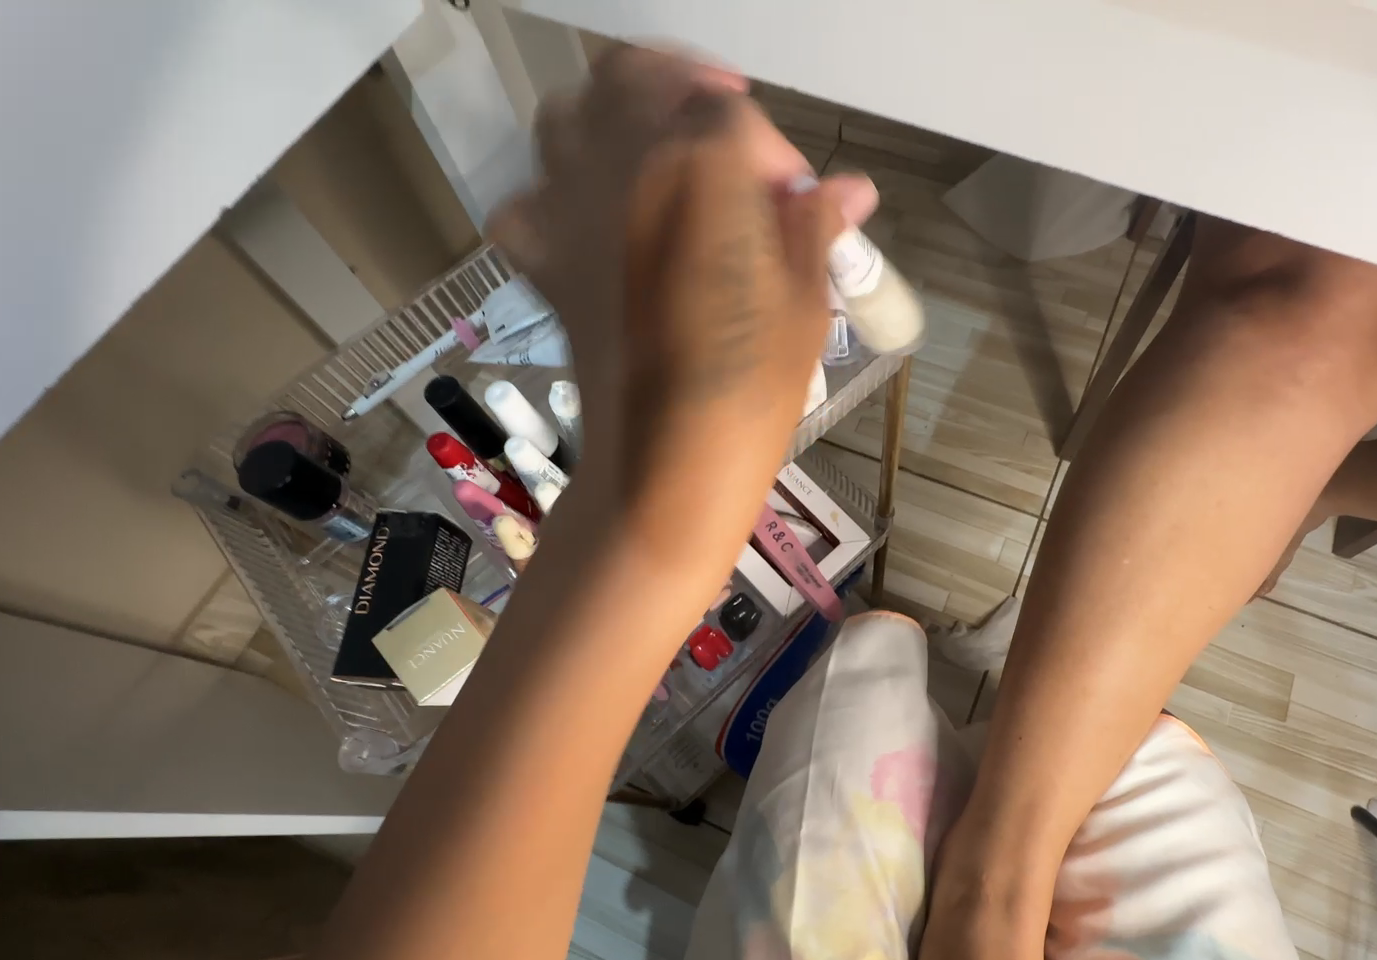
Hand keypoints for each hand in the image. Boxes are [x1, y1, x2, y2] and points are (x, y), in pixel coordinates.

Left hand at [487, 46, 875, 553]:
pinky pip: (527, 203)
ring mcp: (571, 211)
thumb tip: (849, 190)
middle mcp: (623, 164)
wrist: (666, 465)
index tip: (794, 203)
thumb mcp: (806, 304)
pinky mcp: (545, 264)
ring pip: (569, 117)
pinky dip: (554, 199)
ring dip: (612, 122)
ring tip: (654, 166)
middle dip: (686, 94)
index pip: (734, 113)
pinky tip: (591, 227)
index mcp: (700, 164)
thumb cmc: (750, 388)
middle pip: (639, 78)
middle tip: (723, 141)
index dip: (771, 152)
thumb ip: (816, 227)